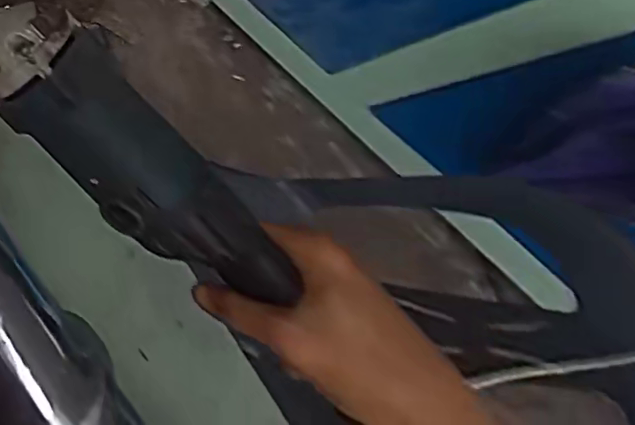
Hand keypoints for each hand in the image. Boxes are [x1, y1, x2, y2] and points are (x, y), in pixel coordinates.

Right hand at [194, 224, 491, 424]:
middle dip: (253, 287)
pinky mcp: (358, 309)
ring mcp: (347, 281)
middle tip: (244, 314)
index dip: (227, 247)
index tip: (208, 269)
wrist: (435, 419)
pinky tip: (299, 348)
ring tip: (272, 336)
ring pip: (289, 284)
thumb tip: (200, 289)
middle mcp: (331, 254)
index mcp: (316, 246)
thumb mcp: (290, 340)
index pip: (254, 229)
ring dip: (275, 308)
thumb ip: (240, 311)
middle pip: (270, 258)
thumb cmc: (363, 367)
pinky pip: (309, 302)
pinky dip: (297, 320)